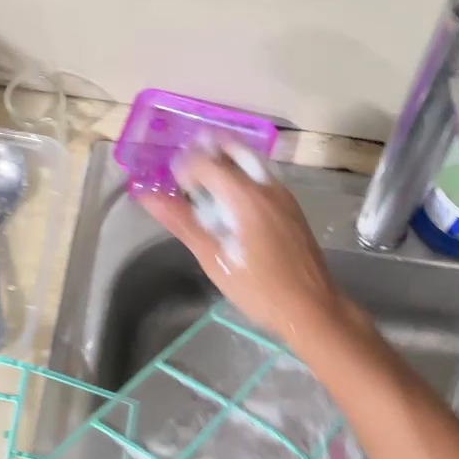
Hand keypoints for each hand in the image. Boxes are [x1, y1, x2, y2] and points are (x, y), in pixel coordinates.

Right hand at [136, 140, 346, 342]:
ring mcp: (284, 196)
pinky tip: (235, 206)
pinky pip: (264, 179)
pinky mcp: (293, 209)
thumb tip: (148, 196)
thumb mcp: (214, 259)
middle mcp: (267, 187)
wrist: (311, 307)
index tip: (172, 185)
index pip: (206, 161)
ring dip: (226, 164)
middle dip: (206, 155)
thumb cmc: (259, 289)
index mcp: (245, 196)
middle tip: (188, 176)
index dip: (183, 167)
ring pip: (252, 162)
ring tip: (208, 189)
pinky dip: (244, 178)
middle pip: (233, 151)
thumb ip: (183, 223)